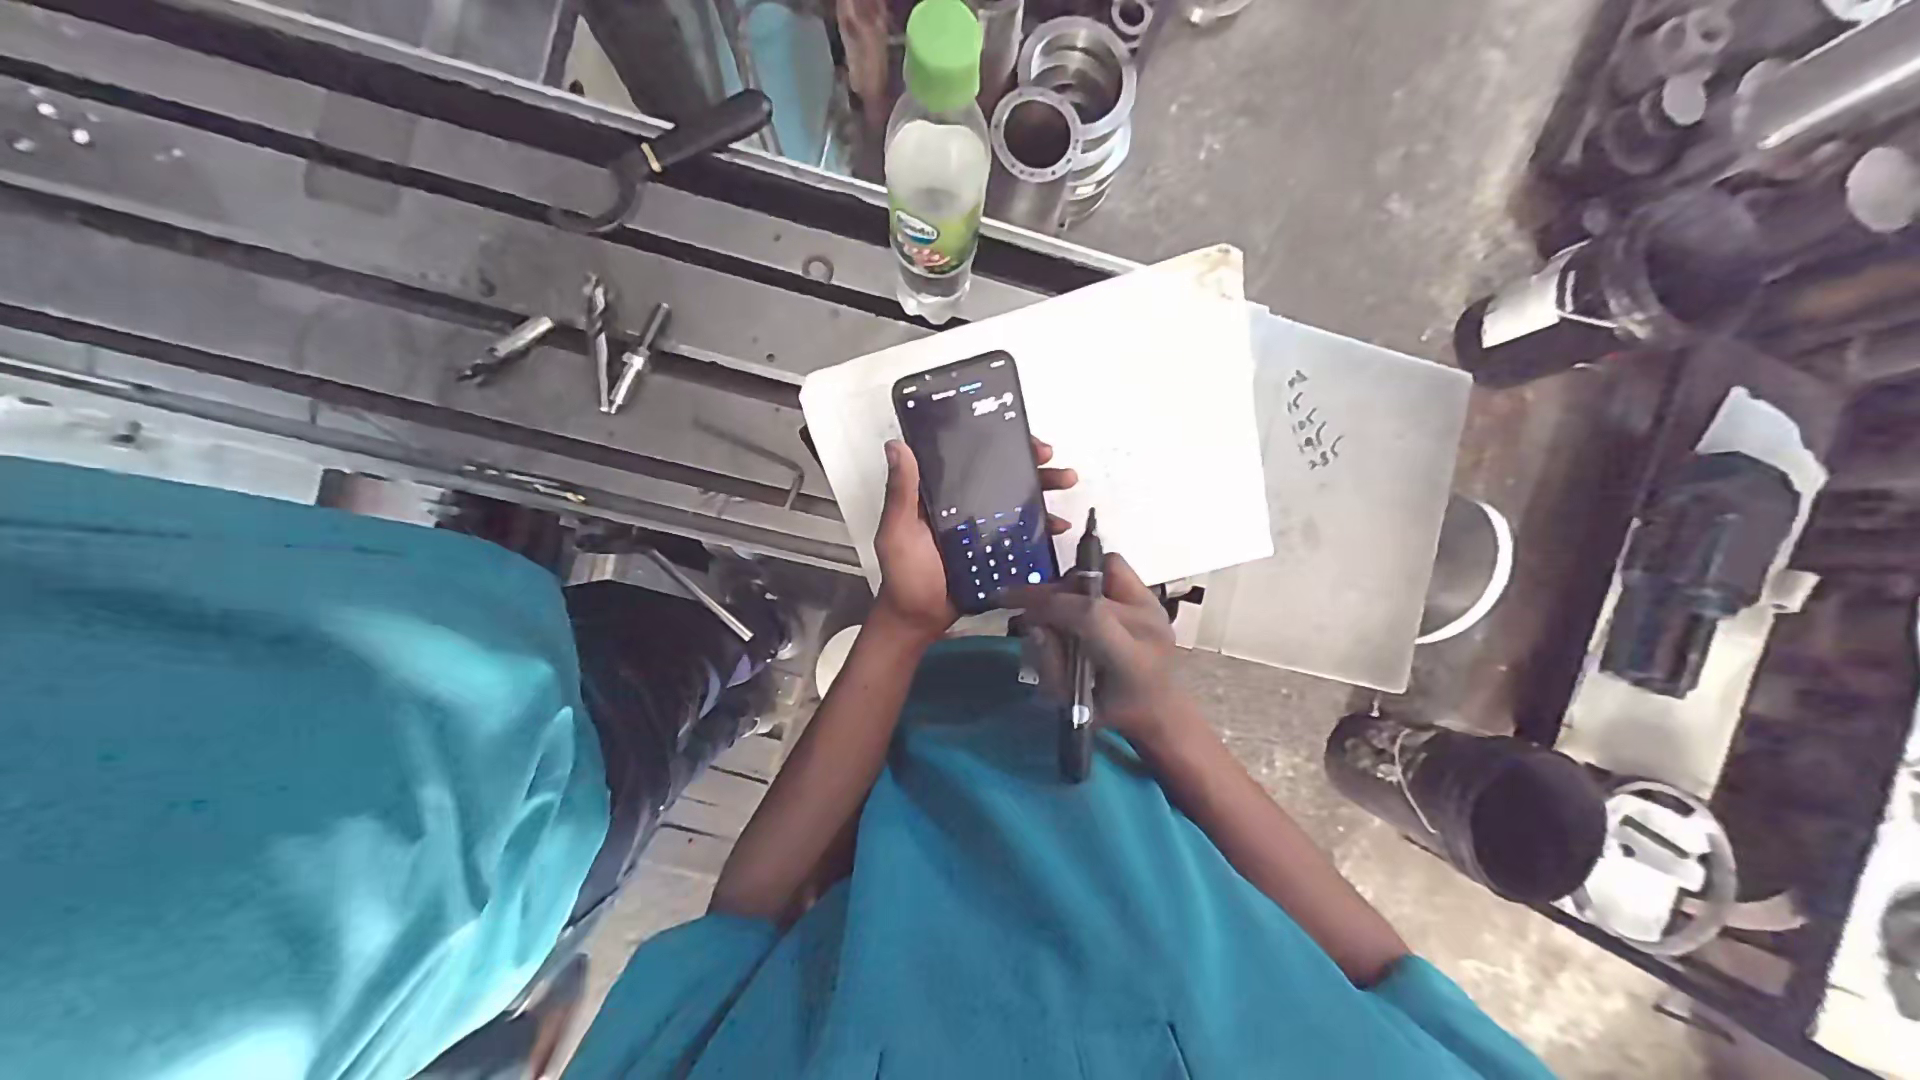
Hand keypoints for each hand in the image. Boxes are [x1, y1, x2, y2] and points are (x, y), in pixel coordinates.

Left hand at [873, 437, 1077, 640]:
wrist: (919, 619)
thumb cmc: (904, 574)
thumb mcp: (898, 530)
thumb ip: (901, 493)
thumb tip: (896, 445)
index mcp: (938, 494)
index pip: (969, 459)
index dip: (994, 442)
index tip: (1018, 435)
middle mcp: (962, 505)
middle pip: (1000, 475)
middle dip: (1029, 463)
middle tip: (1050, 457)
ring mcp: (981, 528)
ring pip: (1016, 500)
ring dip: (1043, 489)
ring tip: (1066, 482)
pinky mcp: (996, 550)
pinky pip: (1023, 533)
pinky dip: (1043, 526)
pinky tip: (1058, 526)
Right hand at [1008, 553, 1195, 744]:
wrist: (1161, 706)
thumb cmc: (1112, 710)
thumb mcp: (1073, 701)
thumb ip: (1050, 663)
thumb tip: (1032, 623)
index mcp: (1131, 660)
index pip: (1089, 615)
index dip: (1049, 606)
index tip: (1021, 613)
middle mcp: (1147, 626)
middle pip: (1090, 590)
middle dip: (1048, 593)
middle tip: (1021, 604)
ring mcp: (1153, 607)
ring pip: (1102, 568)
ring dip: (1070, 583)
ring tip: (1056, 606)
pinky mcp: (1151, 597)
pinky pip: (1113, 569)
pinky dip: (1090, 578)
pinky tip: (1078, 599)